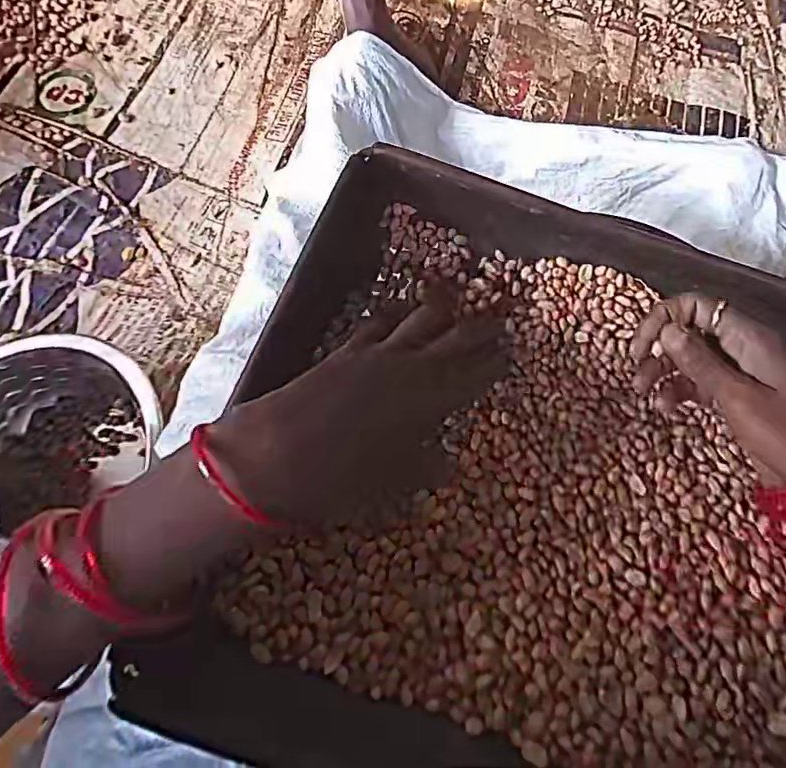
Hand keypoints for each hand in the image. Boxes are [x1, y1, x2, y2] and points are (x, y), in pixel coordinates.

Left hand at [209, 284, 508, 524]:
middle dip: (481, 329)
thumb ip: (423, 468)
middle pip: (455, 338)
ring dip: (443, 311)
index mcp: (428, 401)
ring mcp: (377, 354)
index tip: (511, 352)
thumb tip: (448, 463)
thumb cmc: (339, 480)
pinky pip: (380, 322)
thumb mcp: (390, 485)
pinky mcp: (348, 349)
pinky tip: (399, 310)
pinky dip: (395, 314)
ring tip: (458, 301)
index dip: (494, 363)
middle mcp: (409, 368)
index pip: (473, 375)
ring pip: (421, 320)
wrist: (275, 453)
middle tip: (502, 319)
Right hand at [630, 293, 785, 486]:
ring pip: (689, 358)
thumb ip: (700, 362)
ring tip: (641, 392)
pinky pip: (698, 383)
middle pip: (689, 330)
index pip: (698, 306)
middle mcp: (741, 348)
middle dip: (659, 347)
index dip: (665, 317)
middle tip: (636, 369)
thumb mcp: (738, 397)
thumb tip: (666, 331)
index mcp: (749, 338)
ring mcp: (738, 373)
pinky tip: (664, 407)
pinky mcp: (735, 398)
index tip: (643, 344)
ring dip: (663, 371)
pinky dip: (678, 391)